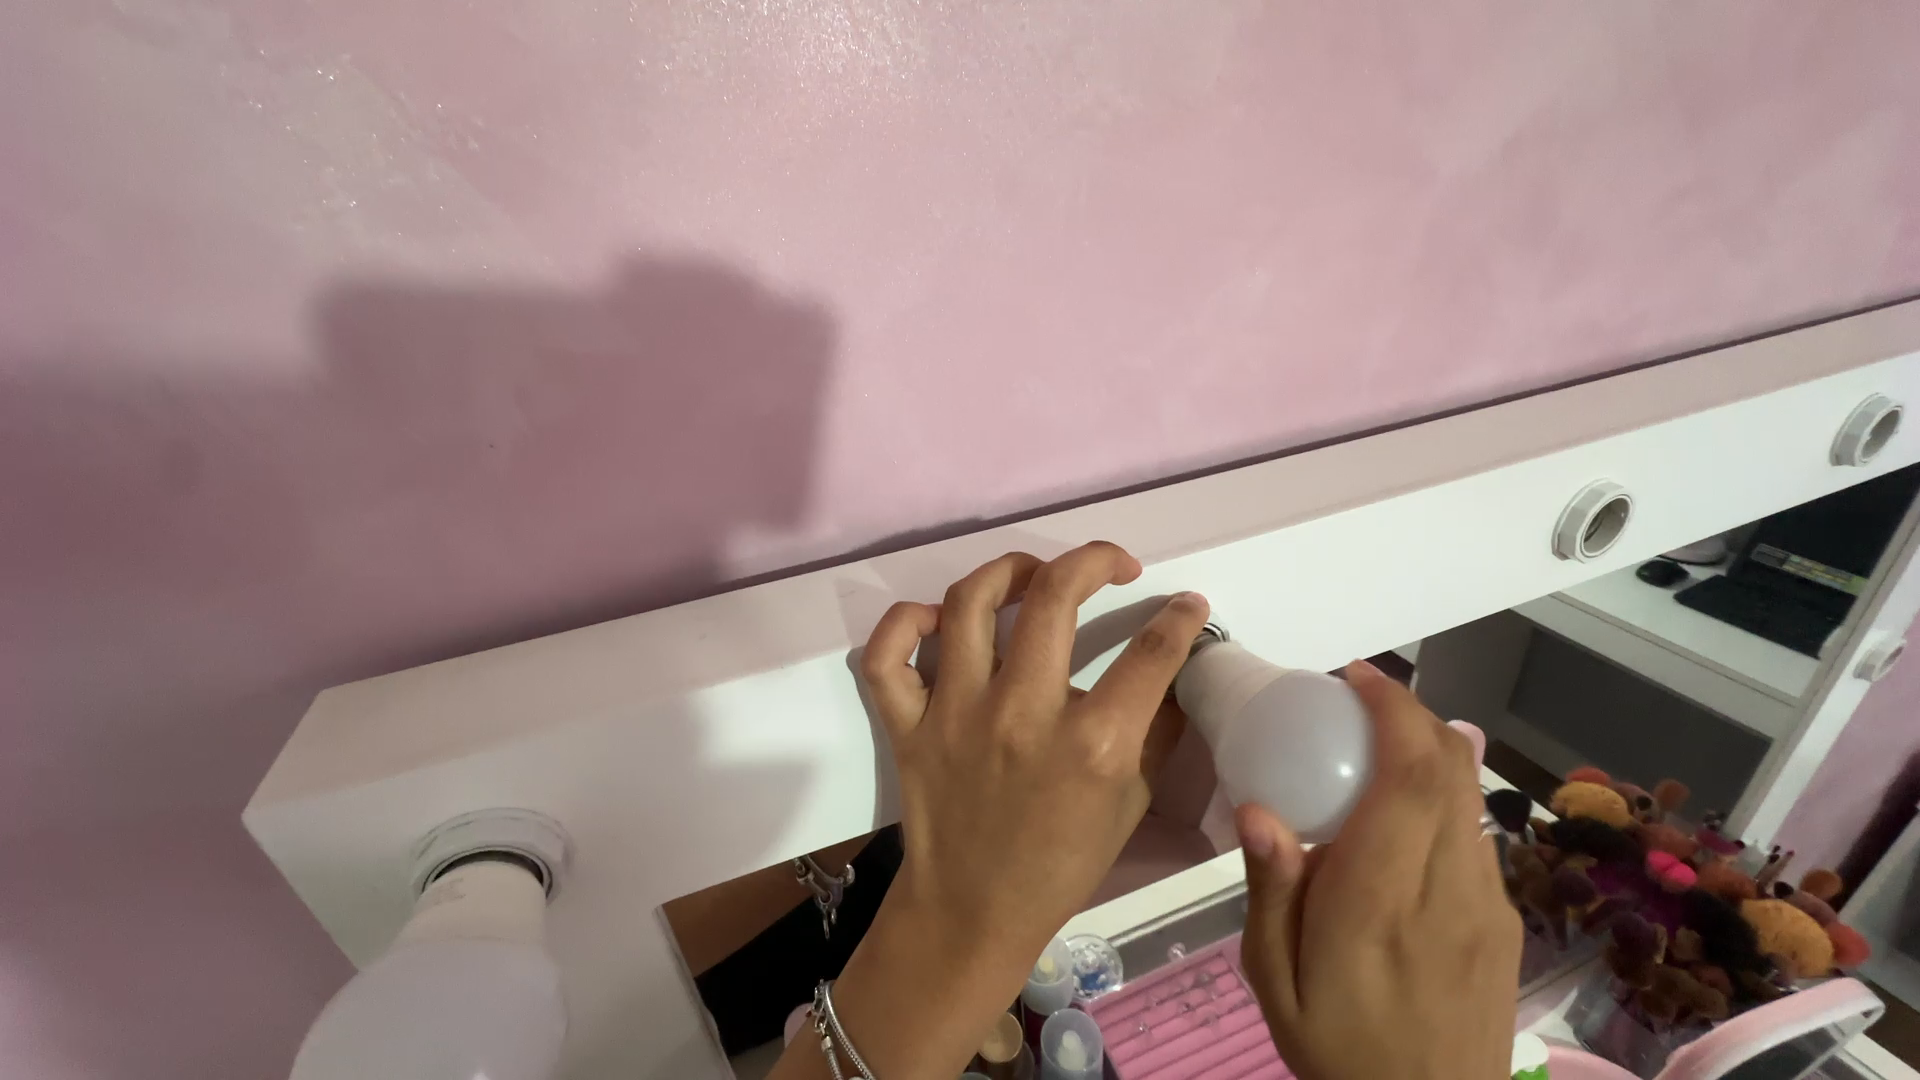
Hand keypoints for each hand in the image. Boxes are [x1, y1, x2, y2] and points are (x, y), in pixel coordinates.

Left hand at [771, 542, 1208, 1079]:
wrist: (973, 912)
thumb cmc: (1061, 862)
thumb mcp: (1131, 803)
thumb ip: (1156, 730)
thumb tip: (1172, 666)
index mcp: (1093, 745)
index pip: (1150, 654)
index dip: (1180, 617)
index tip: (1186, 602)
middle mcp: (1022, 715)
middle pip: (1055, 598)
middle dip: (1093, 560)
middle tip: (1110, 564)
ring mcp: (956, 715)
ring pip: (969, 604)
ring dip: (1007, 570)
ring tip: (1032, 574)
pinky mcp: (907, 725)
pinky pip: (889, 654)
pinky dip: (905, 622)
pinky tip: (937, 620)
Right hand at [1236, 661, 1520, 1079]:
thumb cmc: (1334, 1045)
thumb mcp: (1273, 979)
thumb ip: (1269, 892)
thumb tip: (1257, 808)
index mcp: (1381, 902)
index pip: (1411, 780)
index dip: (1394, 712)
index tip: (1354, 677)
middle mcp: (1448, 892)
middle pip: (1452, 772)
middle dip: (1412, 712)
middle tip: (1358, 694)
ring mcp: (1487, 907)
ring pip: (1470, 796)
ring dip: (1429, 745)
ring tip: (1373, 737)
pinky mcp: (1503, 922)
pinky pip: (1474, 831)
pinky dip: (1442, 788)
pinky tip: (1400, 799)